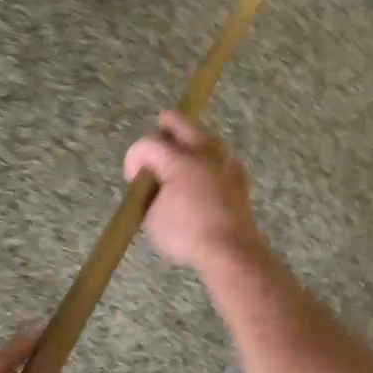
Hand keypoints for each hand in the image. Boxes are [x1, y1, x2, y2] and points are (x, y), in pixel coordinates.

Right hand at [124, 111, 260, 268]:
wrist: (230, 249)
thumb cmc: (186, 235)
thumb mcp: (153, 219)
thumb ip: (149, 197)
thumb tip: (154, 190)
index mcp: (177, 160)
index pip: (147, 144)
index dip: (134, 157)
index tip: (132, 177)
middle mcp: (202, 152)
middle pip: (181, 122)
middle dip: (165, 127)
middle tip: (158, 136)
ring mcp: (224, 162)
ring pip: (205, 137)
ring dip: (190, 142)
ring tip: (181, 158)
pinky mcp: (239, 177)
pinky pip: (221, 159)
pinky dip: (209, 162)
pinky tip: (205, 176)